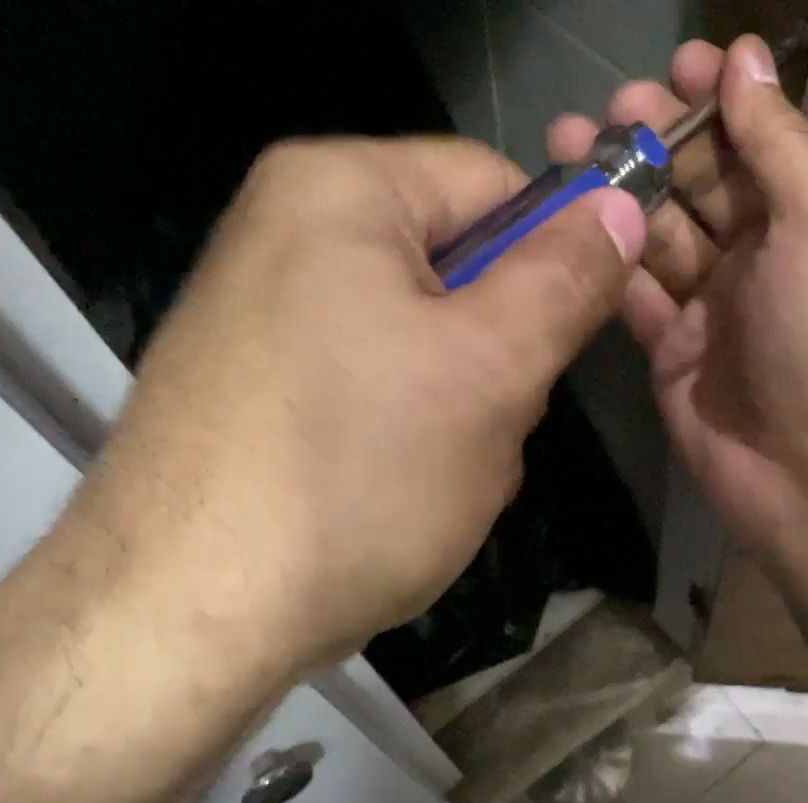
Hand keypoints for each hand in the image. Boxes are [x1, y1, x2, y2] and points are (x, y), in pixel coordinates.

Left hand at [69, 138, 646, 685]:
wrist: (187, 612)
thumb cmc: (357, 474)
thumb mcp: (491, 371)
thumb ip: (565, 281)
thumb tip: (620, 206)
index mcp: (338, 192)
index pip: (495, 186)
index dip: (556, 260)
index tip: (568, 346)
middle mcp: (286, 235)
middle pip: (459, 271)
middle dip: (499, 357)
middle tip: (491, 433)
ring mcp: (265, 319)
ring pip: (425, 346)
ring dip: (463, 414)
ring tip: (440, 483)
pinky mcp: (260, 393)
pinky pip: (375, 393)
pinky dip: (409, 443)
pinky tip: (395, 501)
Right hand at [548, 36, 807, 567]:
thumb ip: (780, 146)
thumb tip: (747, 59)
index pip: (763, 144)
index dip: (723, 101)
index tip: (680, 64)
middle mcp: (765, 258)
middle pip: (704, 183)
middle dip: (661, 137)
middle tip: (613, 104)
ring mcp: (715, 308)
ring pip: (660, 232)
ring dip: (621, 186)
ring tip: (569, 139)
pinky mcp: (672, 352)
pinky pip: (636, 292)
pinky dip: (607, 255)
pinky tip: (571, 216)